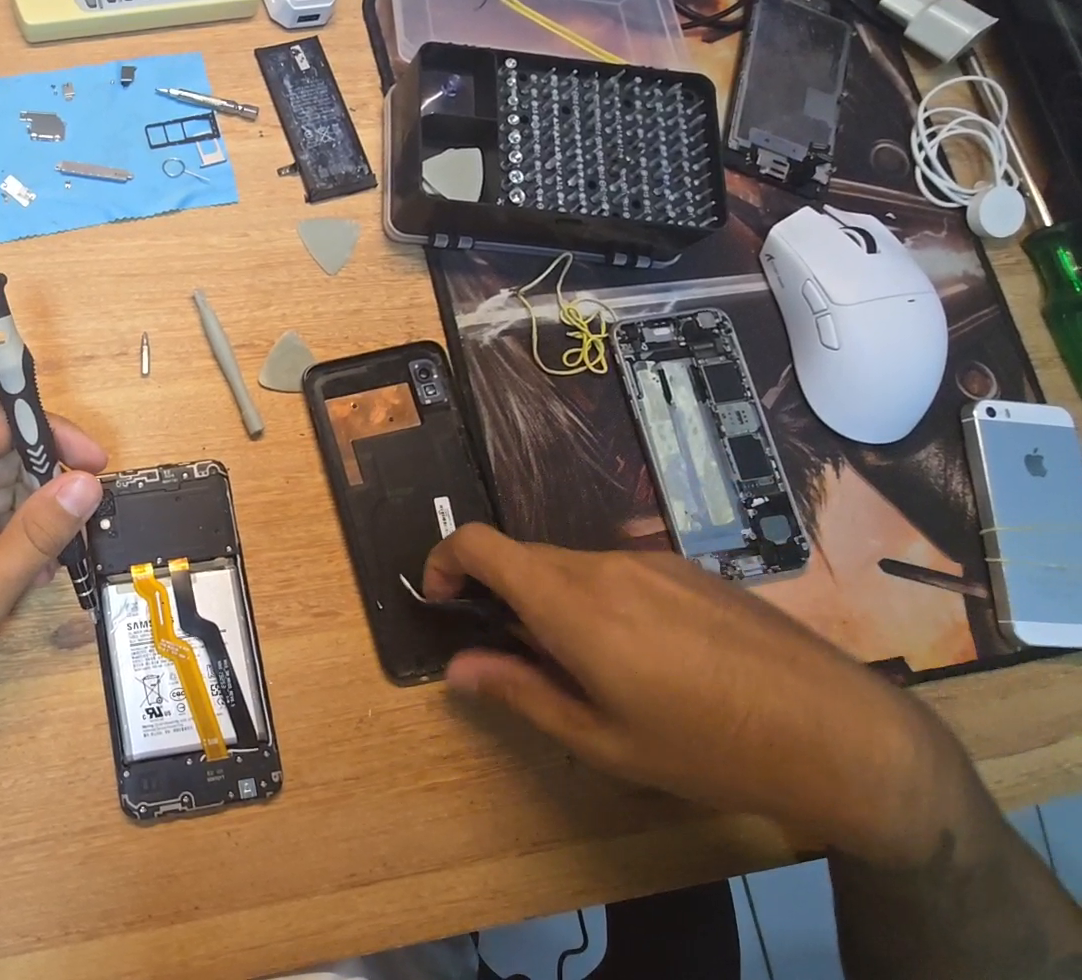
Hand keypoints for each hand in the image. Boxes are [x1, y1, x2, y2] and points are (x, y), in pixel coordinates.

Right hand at [424, 525, 983, 866]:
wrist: (850, 740)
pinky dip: (593, 597)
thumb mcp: (601, 738)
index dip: (443, 560)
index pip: (479, 543)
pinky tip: (639, 653)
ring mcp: (653, 563)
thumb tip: (456, 668)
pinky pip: (614, 570)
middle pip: (521, 555)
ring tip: (583, 663)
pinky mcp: (690, 570)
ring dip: (547, 598)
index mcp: (573, 604)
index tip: (442, 600)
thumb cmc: (710, 748)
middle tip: (514, 653)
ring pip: (568, 564)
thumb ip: (519, 691)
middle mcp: (605, 566)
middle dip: (496, 592)